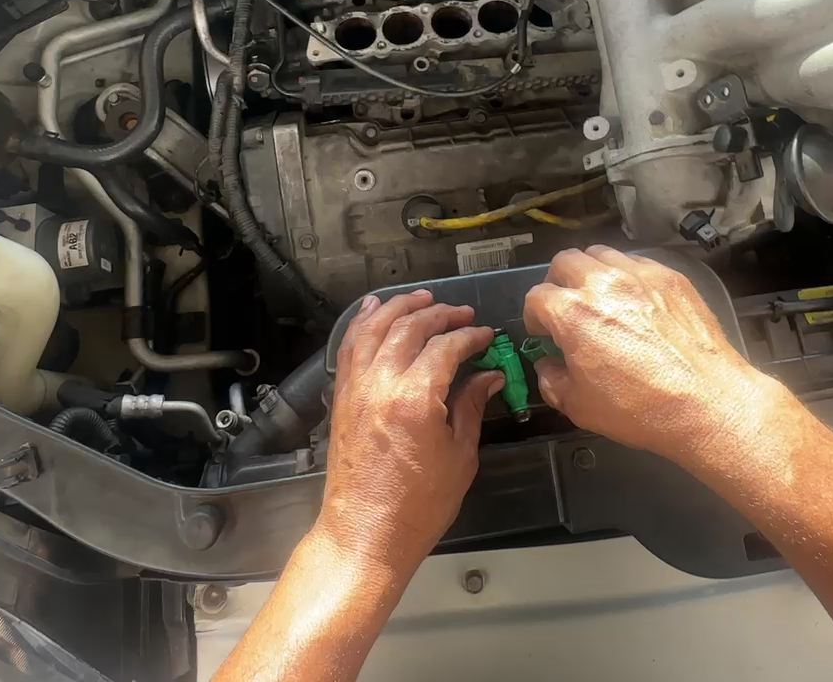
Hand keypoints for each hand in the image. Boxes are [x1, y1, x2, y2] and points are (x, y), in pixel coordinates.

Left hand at [318, 290, 502, 573]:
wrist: (365, 534)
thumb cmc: (418, 506)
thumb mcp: (459, 457)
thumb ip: (471, 407)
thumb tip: (490, 375)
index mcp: (415, 398)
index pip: (446, 347)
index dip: (470, 336)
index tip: (487, 336)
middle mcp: (381, 383)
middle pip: (410, 327)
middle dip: (440, 314)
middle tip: (462, 314)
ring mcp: (356, 387)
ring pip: (376, 327)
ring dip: (400, 306)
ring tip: (423, 298)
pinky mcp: (342, 396)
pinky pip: (350, 345)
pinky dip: (363, 322)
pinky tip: (374, 308)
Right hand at [524, 246, 791, 471]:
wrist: (708, 404)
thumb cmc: (642, 409)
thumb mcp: (580, 407)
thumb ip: (552, 381)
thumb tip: (548, 367)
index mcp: (573, 313)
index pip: (536, 296)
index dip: (535, 315)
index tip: (543, 331)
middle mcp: (602, 284)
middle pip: (564, 261)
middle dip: (557, 282)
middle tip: (566, 306)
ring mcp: (639, 275)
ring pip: (600, 253)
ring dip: (591, 271)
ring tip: (600, 297)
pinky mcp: (670, 277)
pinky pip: (637, 262)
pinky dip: (626, 275)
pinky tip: (635, 300)